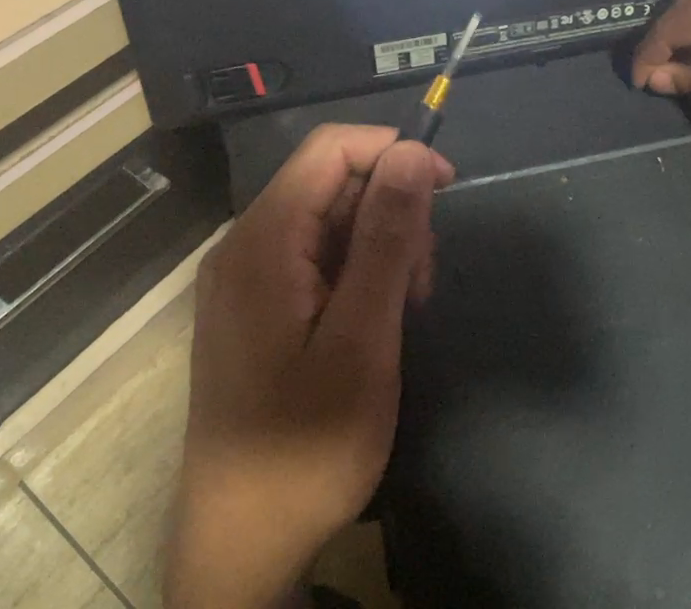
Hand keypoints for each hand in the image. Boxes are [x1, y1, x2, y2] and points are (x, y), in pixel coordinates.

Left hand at [165, 126, 453, 608]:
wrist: (243, 539)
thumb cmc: (307, 443)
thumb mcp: (363, 338)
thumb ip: (387, 239)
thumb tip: (414, 154)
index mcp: (261, 241)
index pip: (329, 149)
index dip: (394, 152)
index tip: (448, 190)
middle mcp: (242, 246)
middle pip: (328, 184)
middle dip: (390, 210)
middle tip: (422, 283)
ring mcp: (244, 279)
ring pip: (325, 222)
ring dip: (378, 246)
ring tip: (403, 310)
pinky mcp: (254, 309)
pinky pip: (311, 259)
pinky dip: (354, 273)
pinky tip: (374, 319)